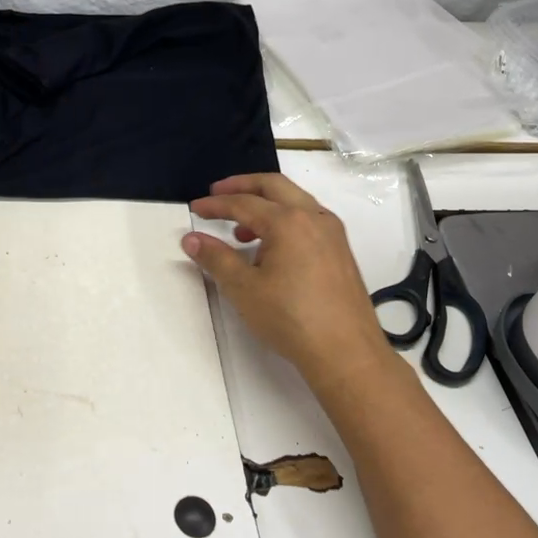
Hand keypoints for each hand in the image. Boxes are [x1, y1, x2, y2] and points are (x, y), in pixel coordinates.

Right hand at [183, 173, 393, 385]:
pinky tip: (272, 250)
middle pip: (274, 186)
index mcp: (288, 222)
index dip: (215, 204)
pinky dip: (285, 220)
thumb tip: (192, 239)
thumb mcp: (243, 288)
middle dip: (243, 186)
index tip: (195, 208)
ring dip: (266, 204)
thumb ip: (216, 258)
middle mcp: (314, 218)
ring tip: (241, 230)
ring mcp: (332, 234)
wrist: (345, 351)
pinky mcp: (340, 252)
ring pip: (295, 202)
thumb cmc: (290, 318)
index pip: (244, 203)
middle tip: (218, 192)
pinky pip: (309, 220)